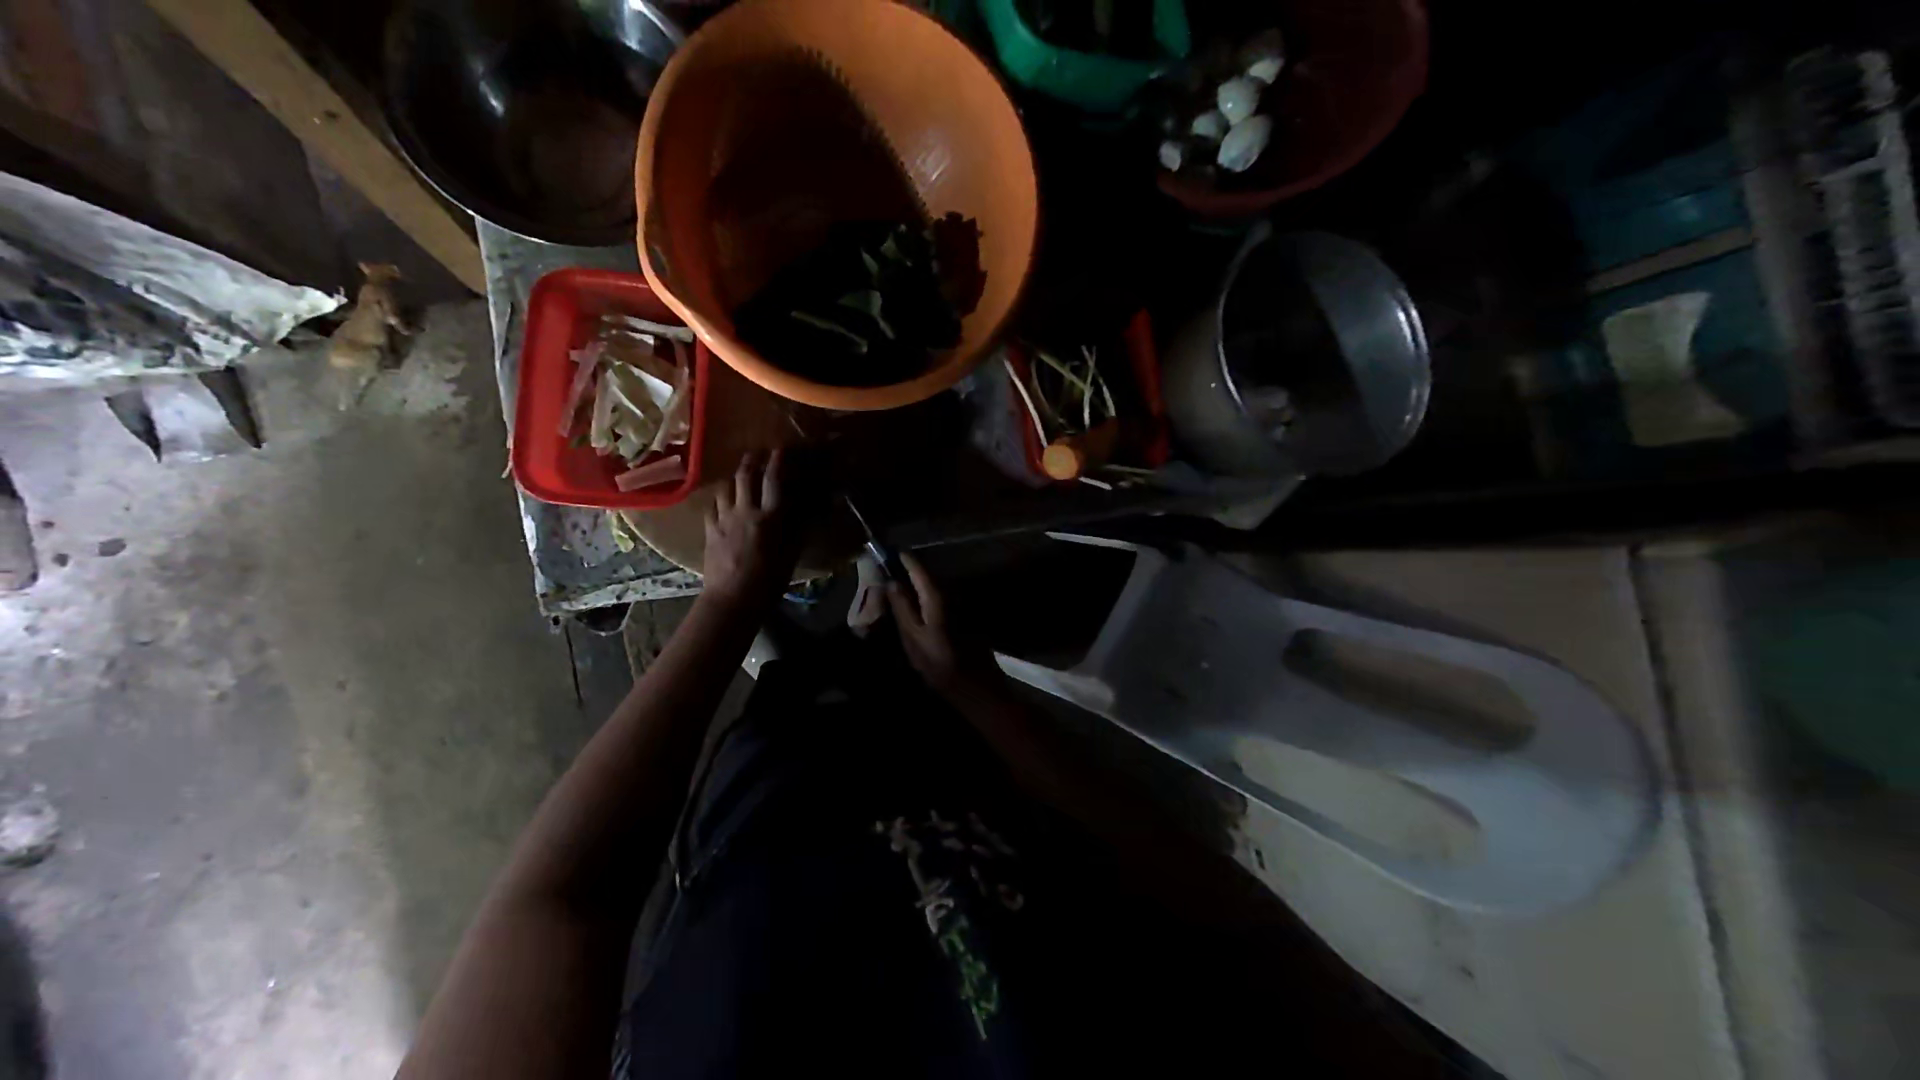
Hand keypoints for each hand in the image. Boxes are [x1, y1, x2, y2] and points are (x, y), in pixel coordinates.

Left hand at [702, 449, 803, 609]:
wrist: (731, 601)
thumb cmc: (768, 582)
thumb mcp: (791, 556)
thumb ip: (799, 530)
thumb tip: (811, 509)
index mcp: (768, 518)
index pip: (774, 480)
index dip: (778, 461)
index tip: (782, 448)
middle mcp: (744, 511)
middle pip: (745, 475)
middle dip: (753, 460)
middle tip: (759, 452)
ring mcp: (723, 519)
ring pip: (726, 487)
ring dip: (734, 475)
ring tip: (740, 472)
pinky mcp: (710, 530)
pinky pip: (713, 505)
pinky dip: (720, 497)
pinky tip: (723, 500)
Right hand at [885, 552, 994, 696]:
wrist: (975, 685)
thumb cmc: (940, 663)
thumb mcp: (913, 637)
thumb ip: (902, 608)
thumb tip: (891, 581)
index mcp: (937, 597)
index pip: (919, 569)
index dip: (904, 559)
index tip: (890, 551)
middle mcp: (951, 594)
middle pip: (928, 576)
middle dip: (909, 571)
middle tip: (890, 570)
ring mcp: (960, 604)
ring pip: (935, 589)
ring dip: (919, 586)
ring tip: (900, 589)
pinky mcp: (965, 616)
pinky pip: (942, 600)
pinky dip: (928, 599)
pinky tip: (918, 610)